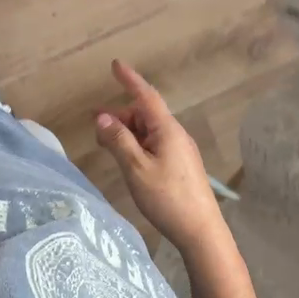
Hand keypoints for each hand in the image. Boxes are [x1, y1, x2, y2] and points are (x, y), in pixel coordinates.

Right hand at [96, 60, 225, 250]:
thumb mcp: (136, 168)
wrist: (202, 233)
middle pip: (144, 114)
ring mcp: (180, 151)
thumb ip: (118, 140)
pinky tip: (127, 159)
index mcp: (167, 130)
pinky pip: (154, 144)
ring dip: (126, 133)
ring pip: (148, 131)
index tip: (115, 64)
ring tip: (106, 146)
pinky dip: (136, 145)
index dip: (129, 80)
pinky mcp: (180, 166)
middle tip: (96, 128)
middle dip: (120, 116)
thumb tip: (102, 117)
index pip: (145, 96)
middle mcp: (175, 135)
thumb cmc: (168, 198)